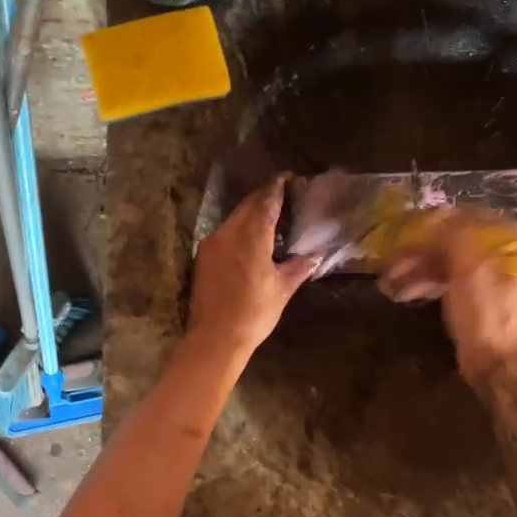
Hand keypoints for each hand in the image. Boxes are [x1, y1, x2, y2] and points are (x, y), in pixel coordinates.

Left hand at [188, 175, 318, 354]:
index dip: (277, 187)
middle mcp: (227, 233)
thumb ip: (297, 267)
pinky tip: (250, 240)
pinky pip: (224, 233)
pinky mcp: (203, 256)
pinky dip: (239, 229)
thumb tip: (313, 256)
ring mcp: (211, 244)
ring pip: (234, 218)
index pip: (265, 201)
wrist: (215, 337)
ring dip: (250, 214)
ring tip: (269, 218)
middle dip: (264, 198)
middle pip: (247, 206)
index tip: (288, 178)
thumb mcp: (281, 290)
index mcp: (250, 236)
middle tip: (282, 196)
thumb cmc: (253, 313)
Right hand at [378, 211, 516, 385]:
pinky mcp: (481, 300)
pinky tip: (404, 290)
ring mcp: (496, 280)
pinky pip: (453, 281)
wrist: (501, 368)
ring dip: (420, 267)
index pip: (472, 217)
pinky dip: (430, 282)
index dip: (436, 221)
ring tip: (390, 278)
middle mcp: (510, 256)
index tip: (406, 225)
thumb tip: (434, 215)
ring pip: (452, 262)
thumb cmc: (489, 314)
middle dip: (423, 248)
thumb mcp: (471, 267)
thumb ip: (454, 234)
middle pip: (459, 240)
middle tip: (393, 256)